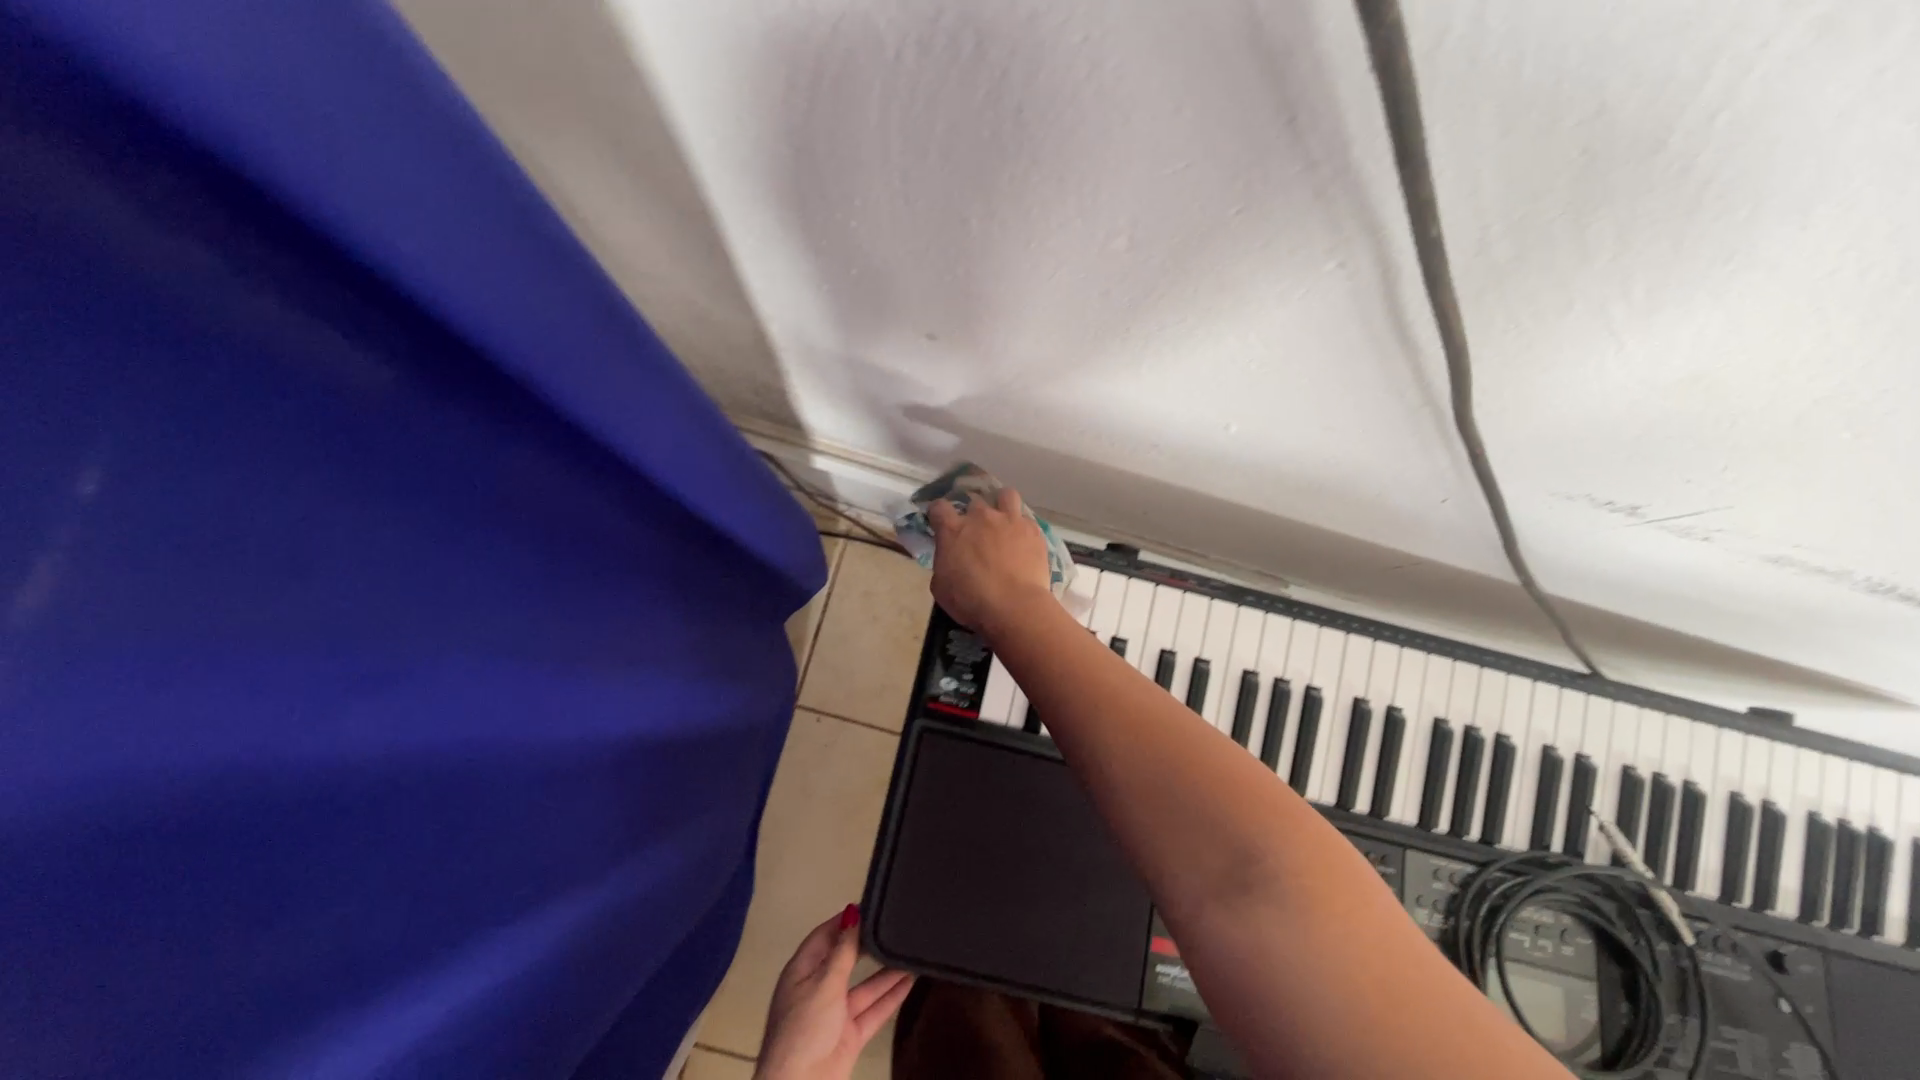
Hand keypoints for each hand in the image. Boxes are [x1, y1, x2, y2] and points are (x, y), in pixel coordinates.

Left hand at [755, 905, 914, 1079]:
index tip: (870, 903)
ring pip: (864, 985)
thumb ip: (843, 950)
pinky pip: (873, 1010)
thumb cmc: (804, 1028)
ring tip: (910, 950)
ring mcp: (835, 1013)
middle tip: (894, 923)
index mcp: (802, 971)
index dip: (845, 920)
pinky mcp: (850, 1035)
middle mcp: (818, 988)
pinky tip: (910, 981)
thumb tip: (852, 912)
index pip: (824, 935)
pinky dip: (891, 996)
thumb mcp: (824, 983)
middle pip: (845, 959)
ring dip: (886, 971)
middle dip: (868, 943)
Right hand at [928, 487, 1053, 639]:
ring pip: (1005, 496)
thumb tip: (950, 558)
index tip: (941, 524)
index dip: (939, 514)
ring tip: (1004, 522)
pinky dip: (1023, 529)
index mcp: (953, 530)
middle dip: (974, 516)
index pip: (939, 507)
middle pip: (974, 502)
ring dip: (1002, 506)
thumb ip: (943, 563)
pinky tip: (1024, 543)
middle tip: (977, 533)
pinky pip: (1026, 520)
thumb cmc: (971, 601)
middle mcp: (980, 517)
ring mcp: (1009, 520)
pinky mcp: (1033, 530)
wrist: (1014, 606)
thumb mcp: (941, 587)